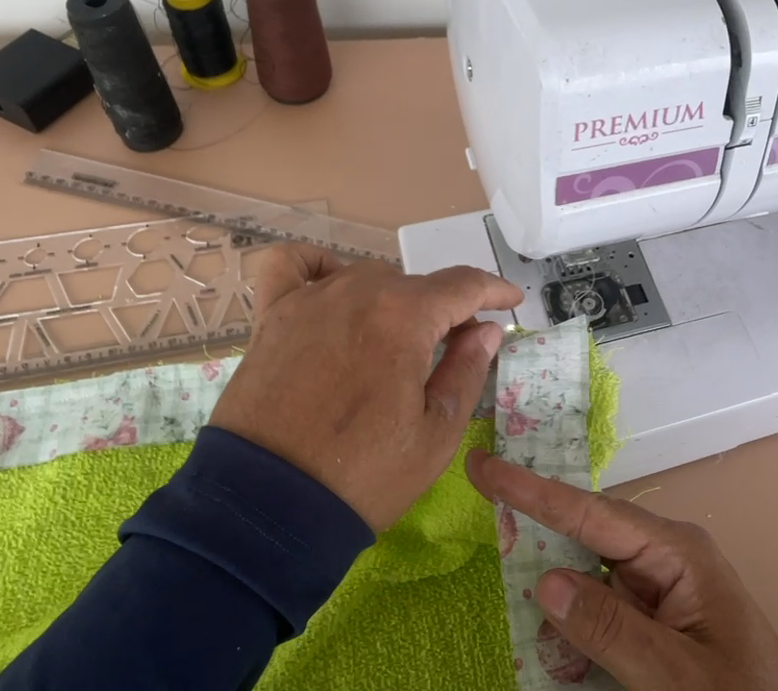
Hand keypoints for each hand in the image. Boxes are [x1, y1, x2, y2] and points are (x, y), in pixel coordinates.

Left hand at [209, 245, 522, 531]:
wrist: (265, 510)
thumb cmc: (363, 476)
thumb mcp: (436, 434)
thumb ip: (467, 371)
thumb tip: (485, 329)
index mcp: (406, 317)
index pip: (464, 285)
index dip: (495, 290)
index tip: (511, 301)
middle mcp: (359, 291)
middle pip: (417, 286)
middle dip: (443, 311)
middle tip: (451, 350)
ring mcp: (310, 300)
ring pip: (367, 278)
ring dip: (391, 301)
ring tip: (393, 342)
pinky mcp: (271, 317)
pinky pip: (292, 266)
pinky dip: (316, 267)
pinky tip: (329, 287)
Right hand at [466, 449, 777, 690]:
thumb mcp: (674, 674)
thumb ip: (611, 629)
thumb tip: (545, 581)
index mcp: (676, 551)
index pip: (592, 513)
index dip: (532, 491)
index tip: (484, 465)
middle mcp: (664, 556)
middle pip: (584, 531)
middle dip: (534, 520)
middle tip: (482, 496)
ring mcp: (657, 586)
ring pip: (585, 569)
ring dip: (546, 571)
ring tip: (503, 555)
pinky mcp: (651, 616)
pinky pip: (597, 604)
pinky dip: (566, 613)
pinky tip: (542, 621)